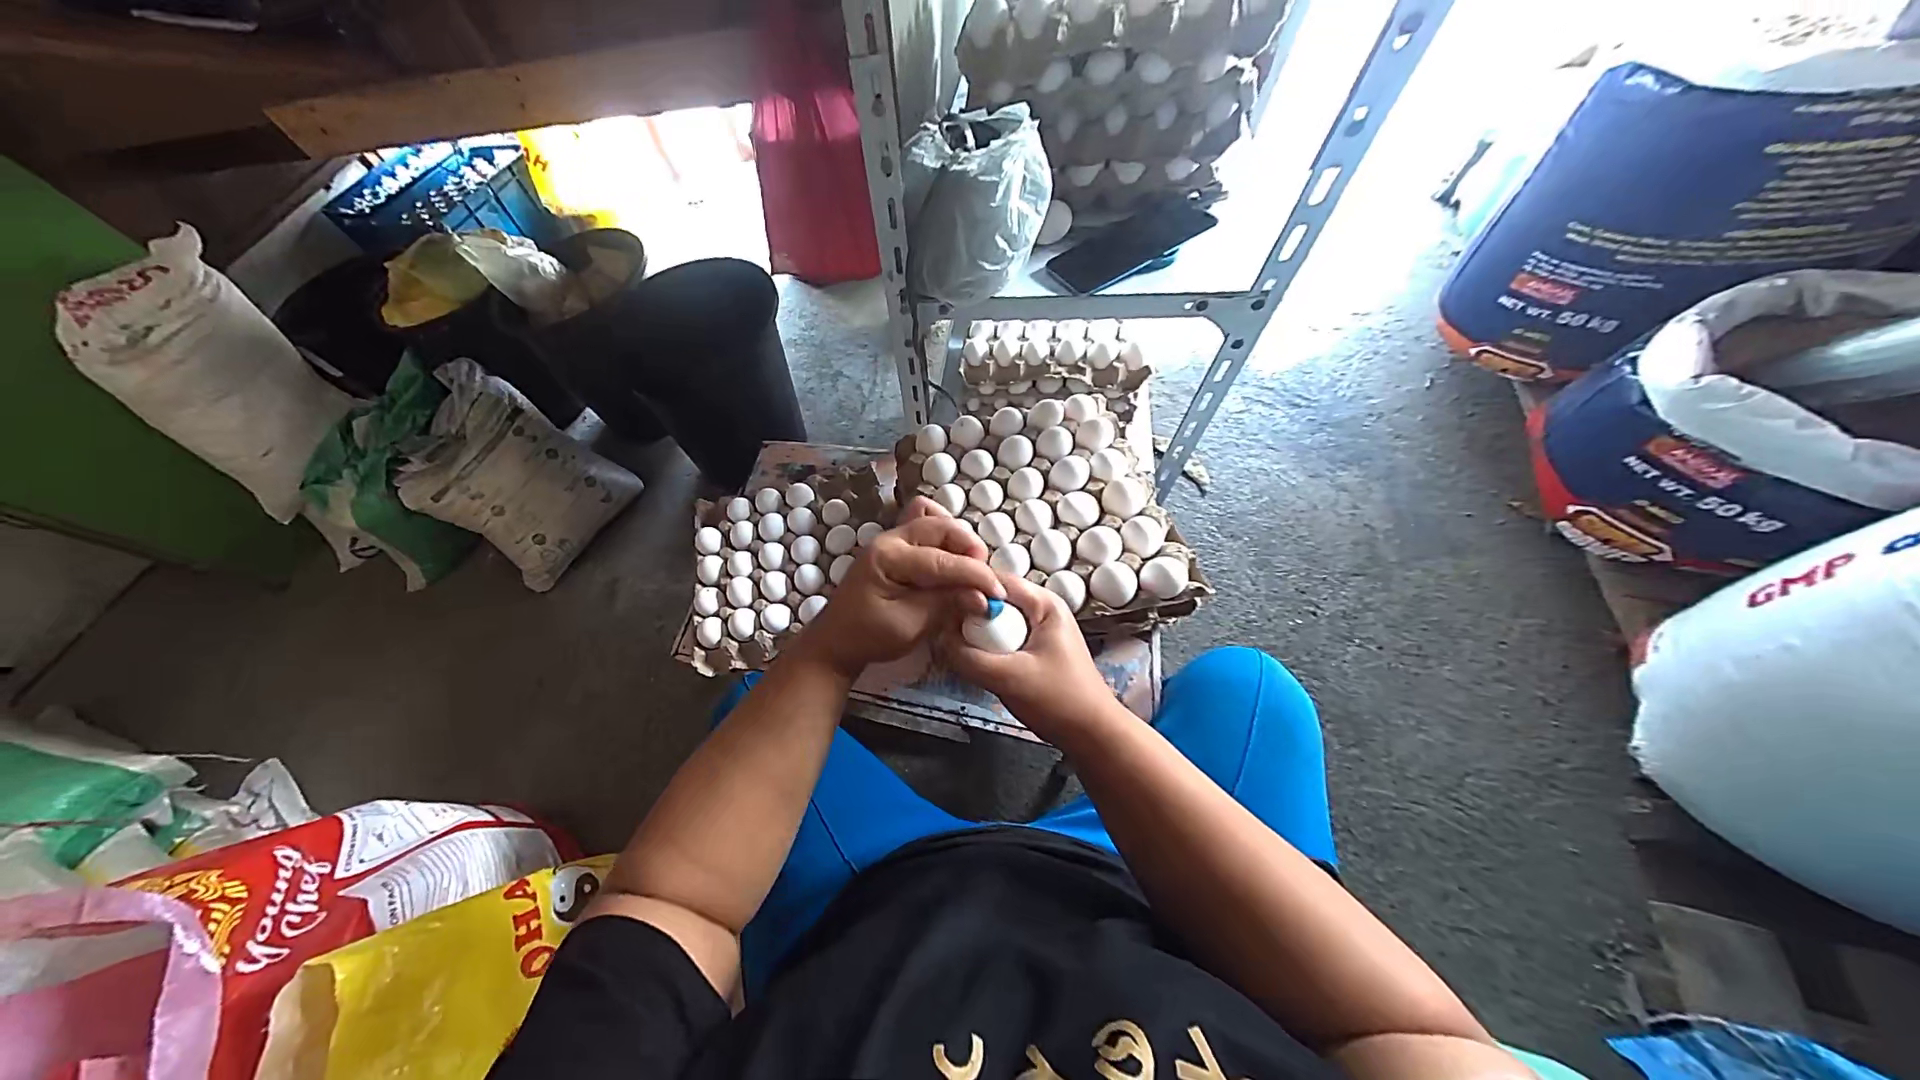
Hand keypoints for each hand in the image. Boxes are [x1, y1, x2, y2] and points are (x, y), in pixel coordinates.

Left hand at [793, 497, 1003, 678]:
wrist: (837, 641)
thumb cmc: (869, 637)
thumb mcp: (911, 627)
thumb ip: (947, 605)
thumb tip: (985, 598)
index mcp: (888, 557)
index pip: (943, 560)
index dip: (976, 575)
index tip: (999, 593)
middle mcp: (890, 539)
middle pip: (942, 527)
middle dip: (971, 550)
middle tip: (985, 581)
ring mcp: (893, 538)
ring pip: (935, 520)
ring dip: (959, 540)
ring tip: (970, 569)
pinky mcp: (897, 545)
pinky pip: (925, 524)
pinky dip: (944, 535)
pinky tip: (952, 556)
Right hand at [939, 571, 1124, 744]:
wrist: (1092, 735)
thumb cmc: (1062, 702)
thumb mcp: (1007, 677)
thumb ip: (968, 656)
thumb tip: (939, 638)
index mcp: (1043, 603)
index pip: (994, 579)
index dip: (966, 590)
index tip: (942, 608)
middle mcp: (1040, 609)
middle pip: (992, 600)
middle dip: (970, 618)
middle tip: (950, 637)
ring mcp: (1036, 629)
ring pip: (993, 623)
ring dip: (978, 638)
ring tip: (964, 655)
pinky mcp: (1030, 649)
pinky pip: (1000, 640)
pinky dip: (987, 651)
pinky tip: (979, 667)